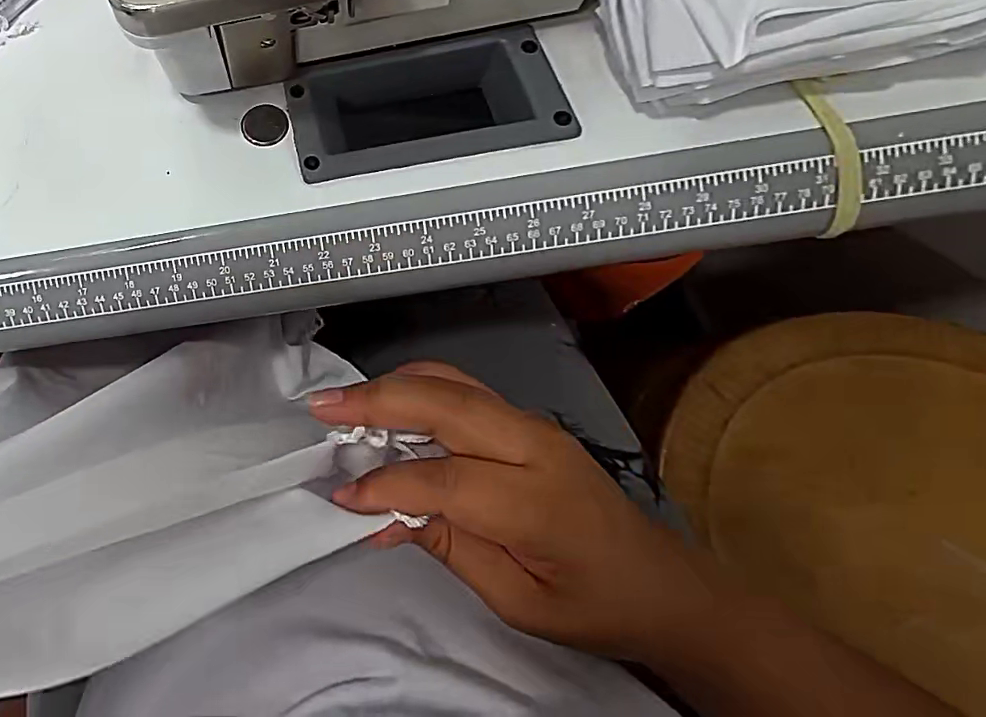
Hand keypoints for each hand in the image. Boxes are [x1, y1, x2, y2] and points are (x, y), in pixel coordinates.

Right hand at [309, 361, 732, 661]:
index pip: (446, 479)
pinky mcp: (522, 416)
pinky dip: (415, 387)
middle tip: (323, 407)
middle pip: (444, 404)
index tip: (344, 497)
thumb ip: (447, 546)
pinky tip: (386, 401)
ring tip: (344, 401)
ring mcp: (530, 422)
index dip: (388, 485)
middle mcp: (535, 445)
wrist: (661, 582)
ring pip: (450, 382)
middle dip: (377, 401)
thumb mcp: (517, 600)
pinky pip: (460, 387)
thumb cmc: (592, 603)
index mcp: (539, 502)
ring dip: (391, 386)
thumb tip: (380, 516)